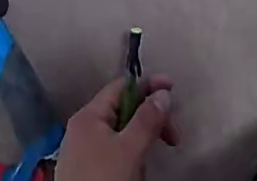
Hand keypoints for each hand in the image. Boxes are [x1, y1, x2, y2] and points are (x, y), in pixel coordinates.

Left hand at [53, 75, 176, 180]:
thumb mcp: (128, 150)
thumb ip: (146, 120)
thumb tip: (163, 93)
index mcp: (88, 115)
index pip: (121, 87)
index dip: (147, 85)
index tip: (172, 88)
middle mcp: (83, 128)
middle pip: (123, 112)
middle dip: (148, 123)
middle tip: (173, 138)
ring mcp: (83, 152)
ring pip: (121, 138)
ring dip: (139, 149)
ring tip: (142, 171)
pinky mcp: (87, 172)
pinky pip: (114, 157)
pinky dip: (129, 162)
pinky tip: (134, 178)